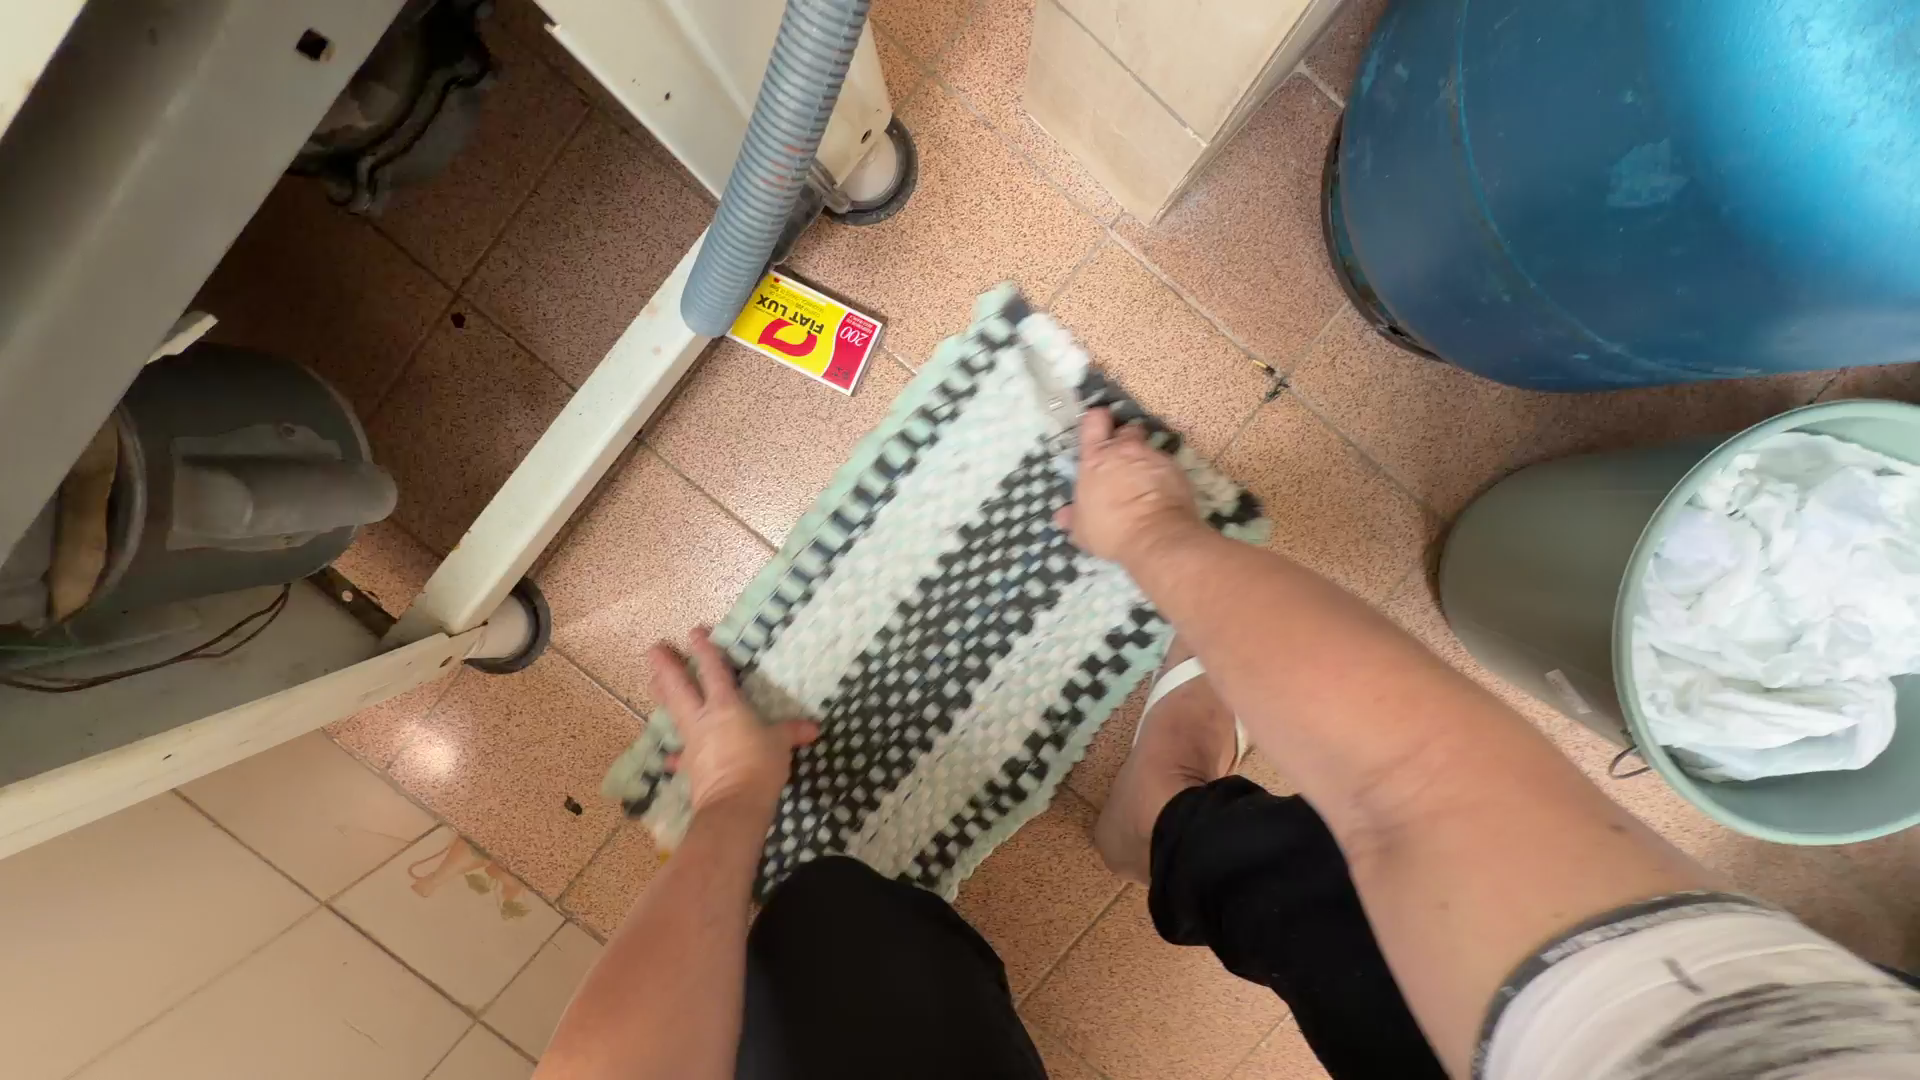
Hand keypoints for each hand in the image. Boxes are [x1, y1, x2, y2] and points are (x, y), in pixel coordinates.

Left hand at [647, 628, 818, 814]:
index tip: (695, 632)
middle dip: (666, 667)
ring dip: (662, 696)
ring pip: (674, 713)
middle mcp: (703, 719)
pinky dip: (677, 754)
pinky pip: (680, 755)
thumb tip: (811, 728)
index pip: (714, 671)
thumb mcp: (781, 744)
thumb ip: (791, 732)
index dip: (705, 650)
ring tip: (652, 683)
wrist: (734, 805)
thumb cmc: (759, 764)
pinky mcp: (689, 767)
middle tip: (654, 649)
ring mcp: (692, 743)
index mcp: (726, 706)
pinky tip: (671, 759)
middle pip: (679, 688)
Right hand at [1054, 408, 1202, 564]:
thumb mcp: (1082, 529)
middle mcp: (1124, 450)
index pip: (1094, 420)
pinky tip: (1161, 495)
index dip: (1096, 421)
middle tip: (1121, 458)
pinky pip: (1166, 466)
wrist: (1156, 537)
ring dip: (1144, 460)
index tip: (1097, 431)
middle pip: (1126, 428)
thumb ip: (1073, 517)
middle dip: (1124, 439)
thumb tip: (1062, 516)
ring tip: (1143, 482)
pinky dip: (1163, 476)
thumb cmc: (1110, 529)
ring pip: (1148, 448)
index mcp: (1096, 458)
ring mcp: (1153, 457)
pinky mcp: (1176, 469)